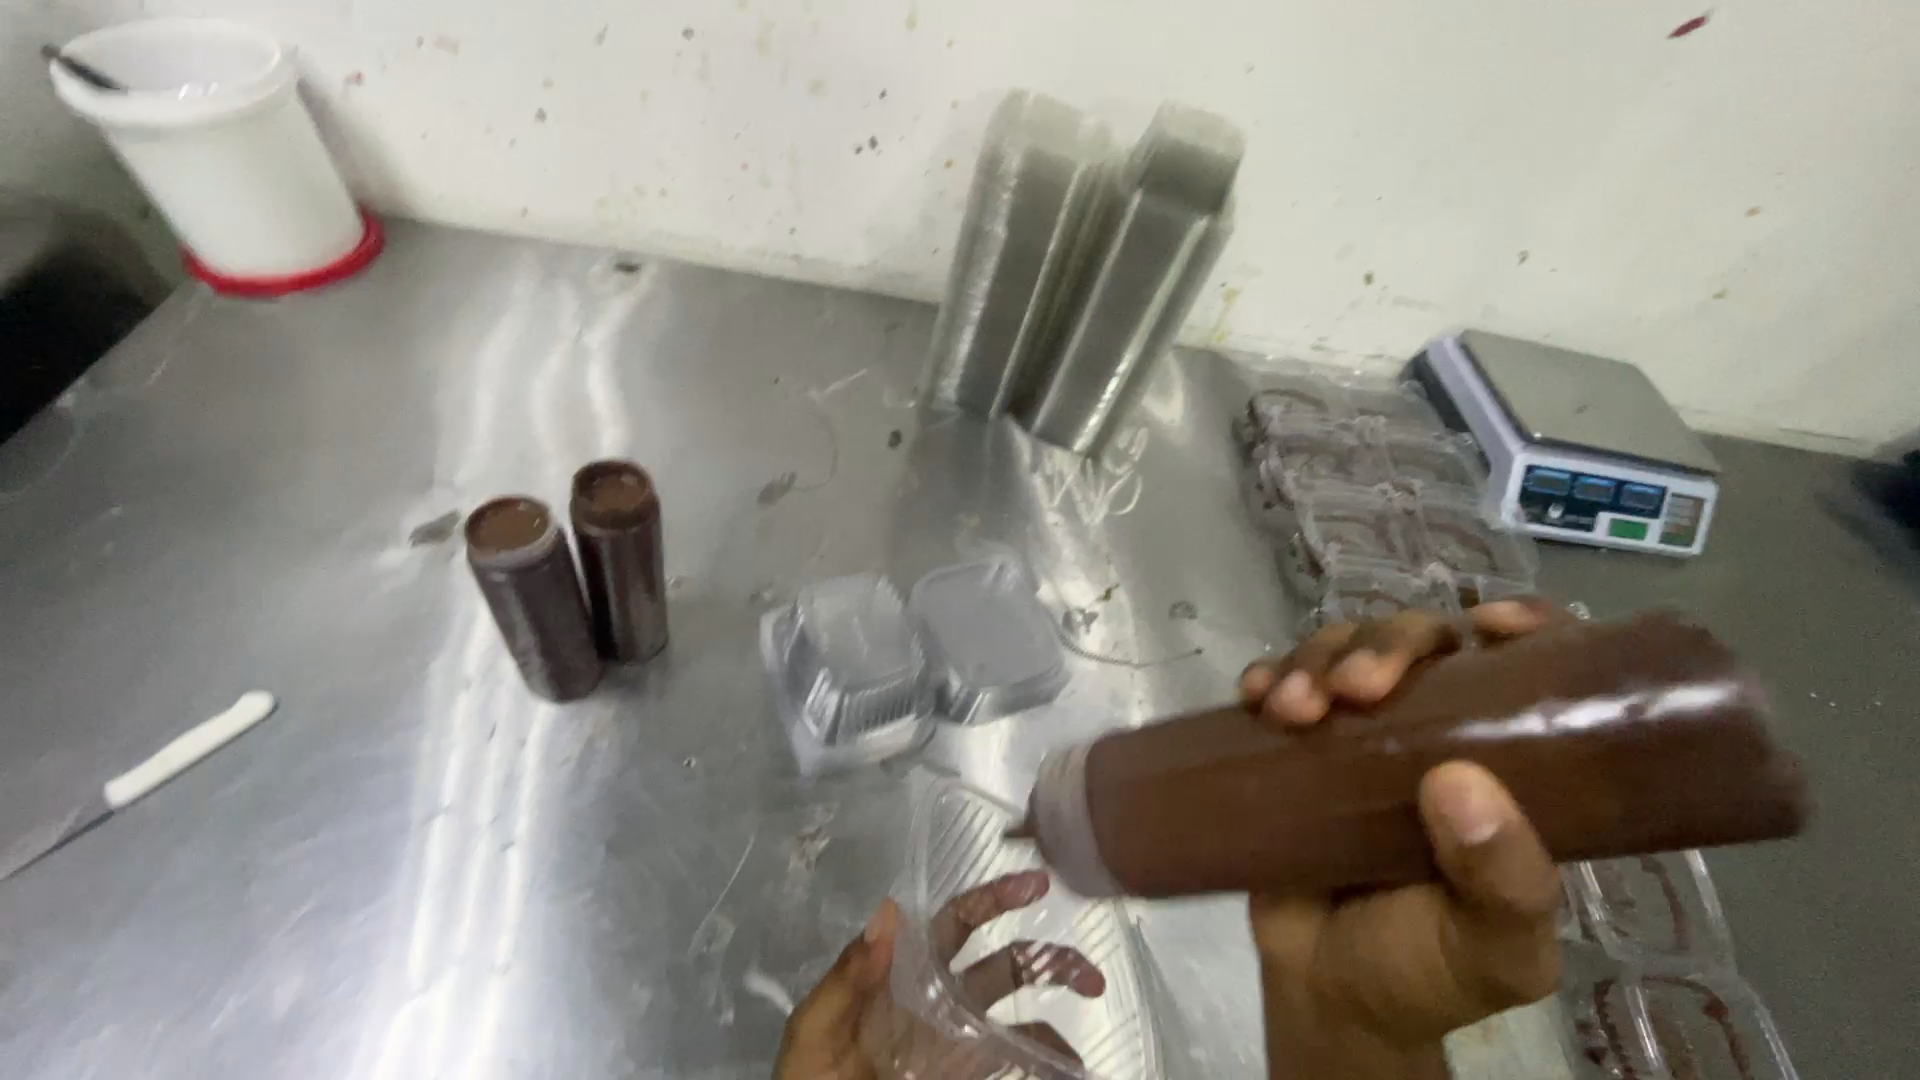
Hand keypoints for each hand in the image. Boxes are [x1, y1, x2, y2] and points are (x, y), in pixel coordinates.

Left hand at [778, 872, 1102, 1078]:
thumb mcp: (816, 1028)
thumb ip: (849, 975)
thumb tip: (888, 909)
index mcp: (904, 972)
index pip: (956, 921)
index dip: (994, 899)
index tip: (1035, 884)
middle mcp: (939, 999)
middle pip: (1002, 963)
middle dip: (1045, 954)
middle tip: (1088, 967)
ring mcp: (957, 1043)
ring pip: (1018, 1009)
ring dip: (1055, 1004)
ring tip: (1092, 1006)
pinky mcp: (967, 1076)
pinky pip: (1015, 1060)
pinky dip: (1047, 1060)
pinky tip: (1071, 1067)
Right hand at [1238, 599, 1570, 1079]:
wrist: (1321, 991)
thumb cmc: (1425, 970)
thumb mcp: (1495, 948)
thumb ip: (1504, 881)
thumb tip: (1460, 780)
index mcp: (1504, 765)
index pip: (1529, 671)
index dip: (1524, 627)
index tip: (1491, 625)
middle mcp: (1432, 731)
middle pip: (1417, 642)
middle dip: (1383, 646)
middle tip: (1351, 691)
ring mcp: (1355, 733)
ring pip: (1341, 649)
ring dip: (1315, 658)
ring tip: (1290, 710)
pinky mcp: (1291, 743)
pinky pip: (1278, 682)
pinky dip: (1266, 674)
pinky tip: (1254, 695)